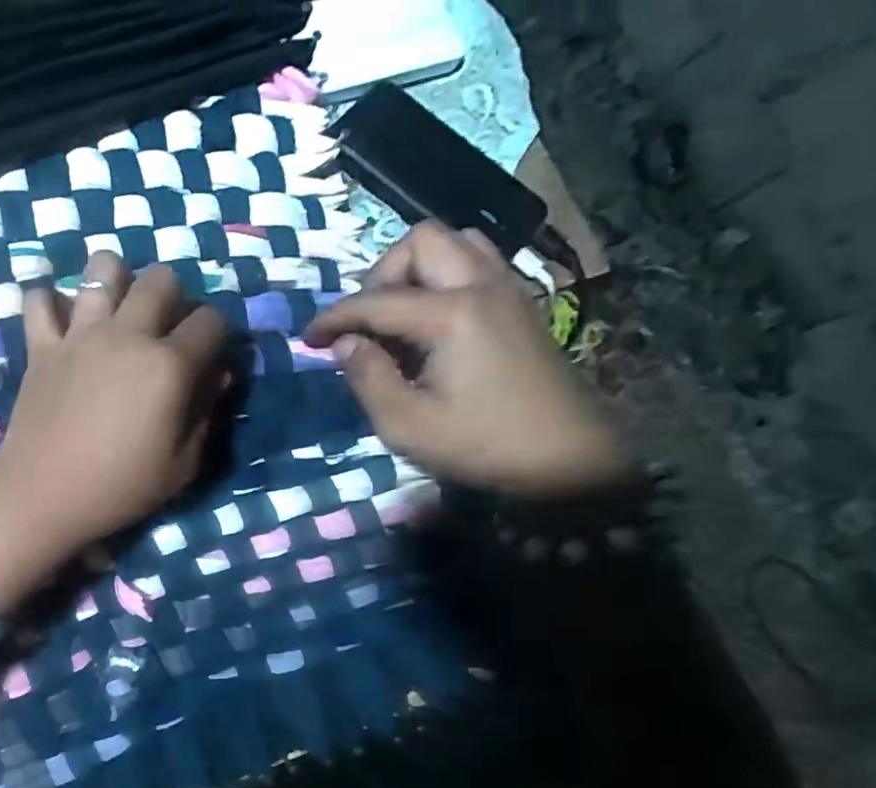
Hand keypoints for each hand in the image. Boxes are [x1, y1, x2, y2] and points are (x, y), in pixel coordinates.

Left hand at [0, 252, 229, 610]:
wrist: (42, 495)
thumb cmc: (118, 488)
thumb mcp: (181, 466)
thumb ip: (205, 415)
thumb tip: (218, 376)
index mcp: (169, 366)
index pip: (211, 322)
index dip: (220, 334)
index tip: (212, 354)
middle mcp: (127, 335)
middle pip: (161, 279)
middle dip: (175, 296)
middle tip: (166, 329)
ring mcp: (80, 334)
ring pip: (103, 269)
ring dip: (117, 280)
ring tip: (117, 310)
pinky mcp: (42, 345)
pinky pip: (40, 299)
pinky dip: (51, 302)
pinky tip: (63, 321)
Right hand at [302, 222, 633, 497]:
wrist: (566, 458)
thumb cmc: (481, 445)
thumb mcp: (406, 425)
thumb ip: (367, 378)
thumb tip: (345, 344)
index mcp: (451, 315)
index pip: (376, 300)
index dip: (334, 317)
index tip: (309, 338)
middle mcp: (482, 285)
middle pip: (421, 241)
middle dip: (380, 274)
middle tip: (366, 321)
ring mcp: (509, 289)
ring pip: (455, 243)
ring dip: (417, 268)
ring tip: (399, 314)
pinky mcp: (521, 304)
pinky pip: (478, 263)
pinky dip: (445, 276)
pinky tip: (434, 321)